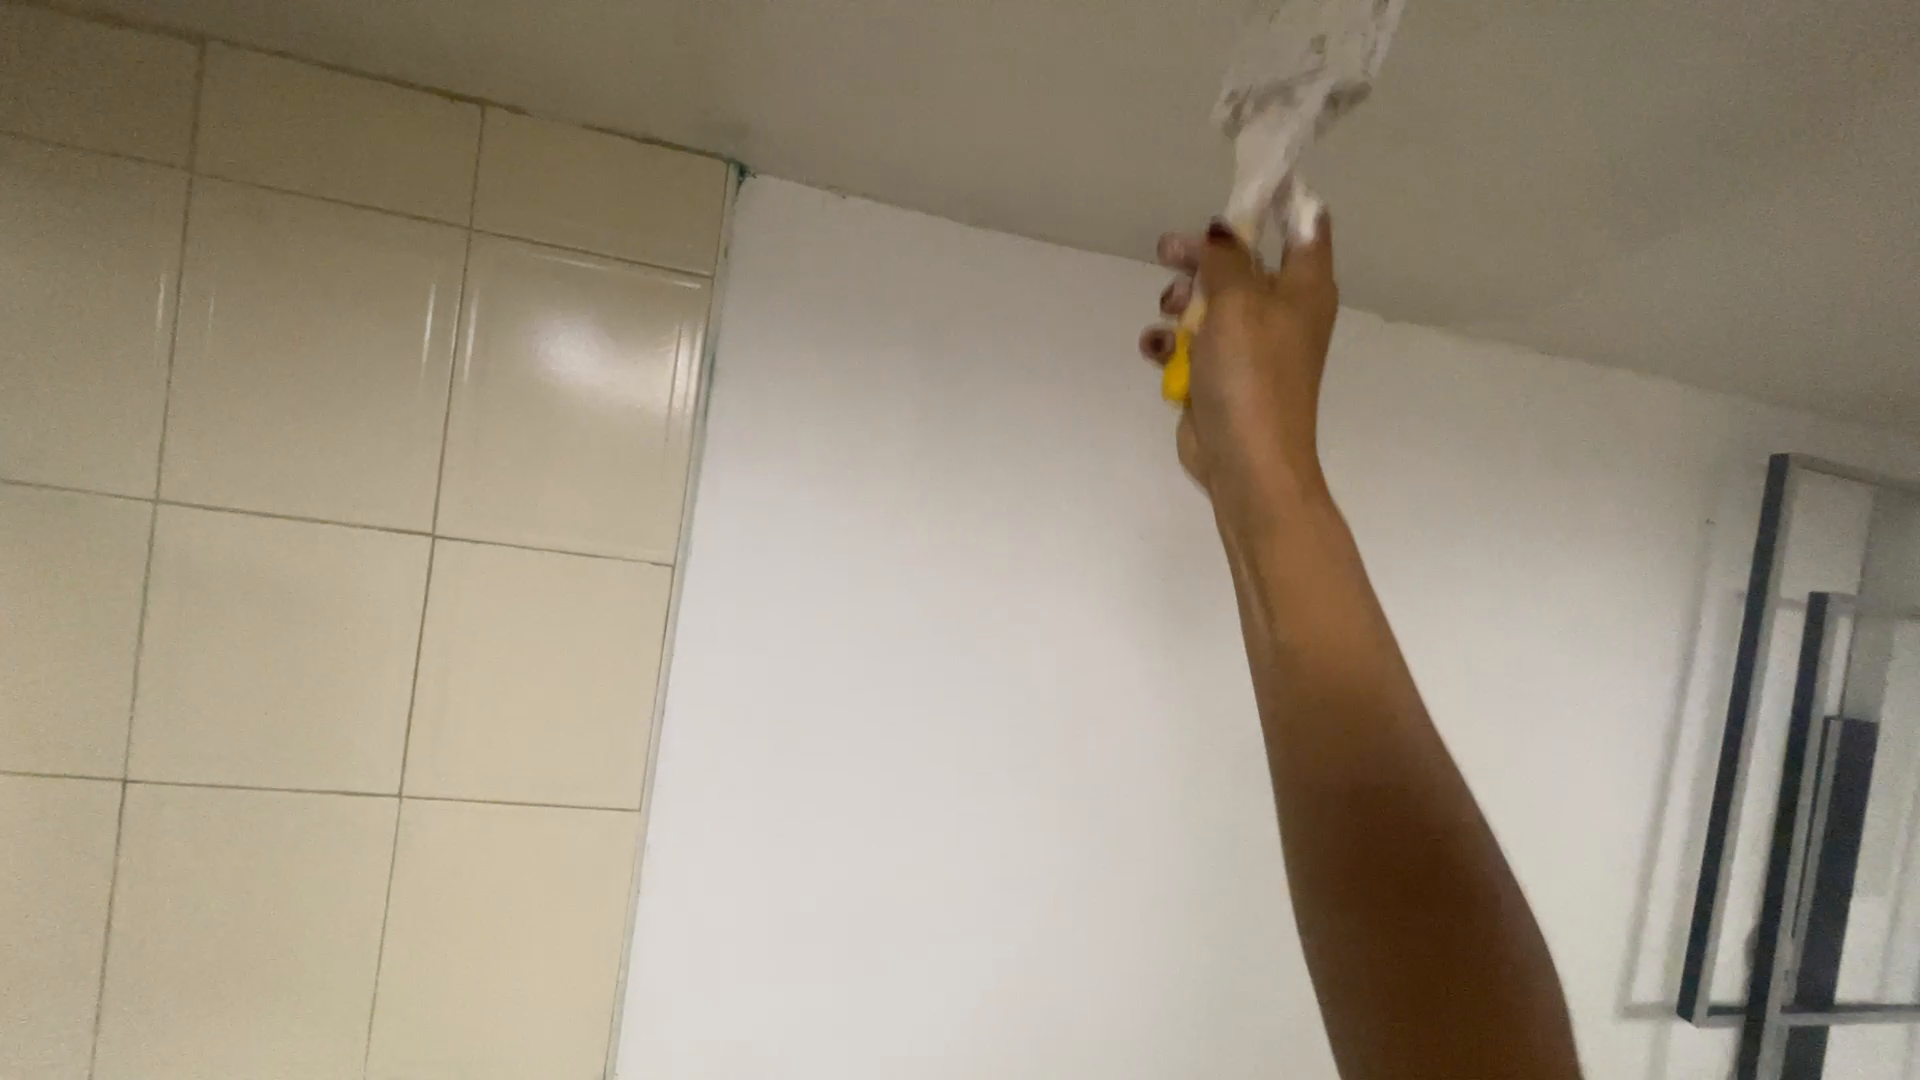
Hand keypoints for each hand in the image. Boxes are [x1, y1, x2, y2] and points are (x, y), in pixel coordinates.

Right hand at [1138, 215, 1339, 530]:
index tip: (1240, 184)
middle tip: (1167, 250)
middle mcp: (1280, 310)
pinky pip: (1191, 345)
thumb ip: (1226, 259)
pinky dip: (1171, 345)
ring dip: (1181, 303)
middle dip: (1202, 256)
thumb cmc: (1252, 374)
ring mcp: (1247, 346)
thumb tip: (1223, 230)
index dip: (1277, 198)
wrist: (1245, 459)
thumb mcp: (1239, 302)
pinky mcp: (1218, 376)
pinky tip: (1155, 350)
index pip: (1302, 222)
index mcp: (1304, 285)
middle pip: (1240, 263)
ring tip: (1168, 315)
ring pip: (1209, 303)